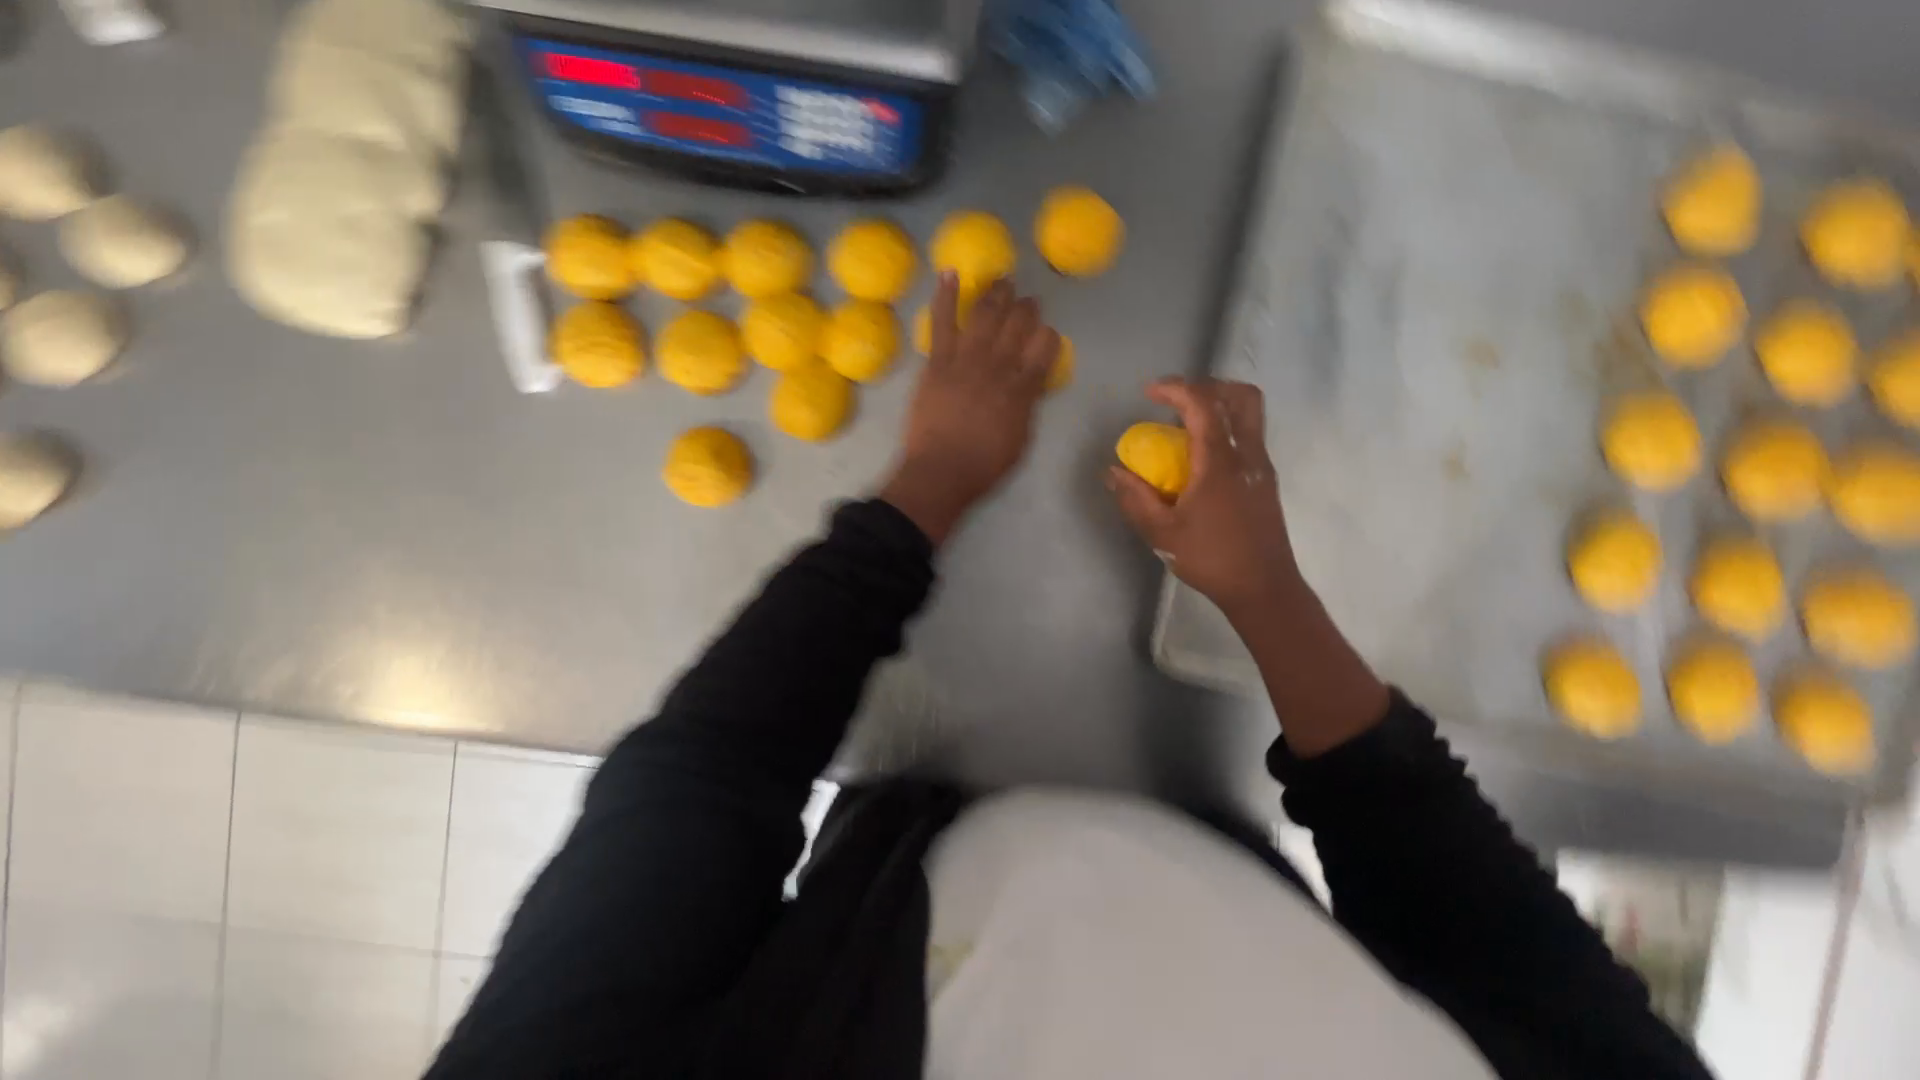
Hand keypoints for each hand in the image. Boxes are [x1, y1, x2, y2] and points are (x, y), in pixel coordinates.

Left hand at [880, 274, 1059, 544]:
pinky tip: (950, 271)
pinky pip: (943, 321)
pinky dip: (945, 294)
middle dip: (1027, 309)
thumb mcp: (1020, 439)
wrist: (940, 471)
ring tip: (1004, 279)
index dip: (1049, 337)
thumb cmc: (983, 466)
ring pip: (986, 315)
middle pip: (1019, 325)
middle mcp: (999, 366)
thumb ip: (1027, 406)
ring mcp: (967, 359)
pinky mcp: (938, 360)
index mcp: (1023, 389)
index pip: (1046, 349)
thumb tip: (1030, 385)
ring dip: (997, 293)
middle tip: (1029, 300)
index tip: (1047, 332)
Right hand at [1113, 377, 1387, 753]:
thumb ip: (1135, 498)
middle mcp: (1247, 454)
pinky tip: (1200, 457)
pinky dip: (1225, 429)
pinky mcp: (1265, 480)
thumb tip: (1114, 472)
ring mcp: (1261, 466)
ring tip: (1185, 426)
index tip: (1149, 392)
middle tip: (1176, 401)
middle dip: (1206, 386)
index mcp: (1220, 461)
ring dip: (1218, 406)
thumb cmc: (1212, 559)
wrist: (1264, 587)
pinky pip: (1248, 435)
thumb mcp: (1162, 534)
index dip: (1176, 388)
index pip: (1203, 404)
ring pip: (1249, 414)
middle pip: (1240, 396)